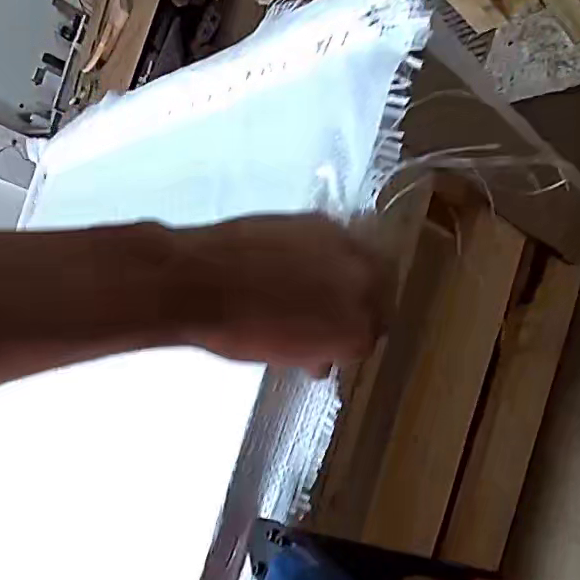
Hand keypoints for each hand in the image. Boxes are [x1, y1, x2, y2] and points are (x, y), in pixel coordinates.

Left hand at [168, 214, 390, 375]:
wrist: (199, 280)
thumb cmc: (234, 331)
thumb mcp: (282, 354)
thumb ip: (313, 352)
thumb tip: (321, 356)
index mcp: (354, 334)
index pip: (367, 341)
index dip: (346, 343)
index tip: (331, 342)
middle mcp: (362, 289)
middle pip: (380, 300)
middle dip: (359, 310)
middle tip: (331, 313)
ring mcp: (345, 251)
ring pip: (367, 266)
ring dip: (350, 277)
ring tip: (320, 284)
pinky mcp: (322, 223)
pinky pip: (339, 242)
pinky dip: (327, 253)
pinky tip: (302, 260)